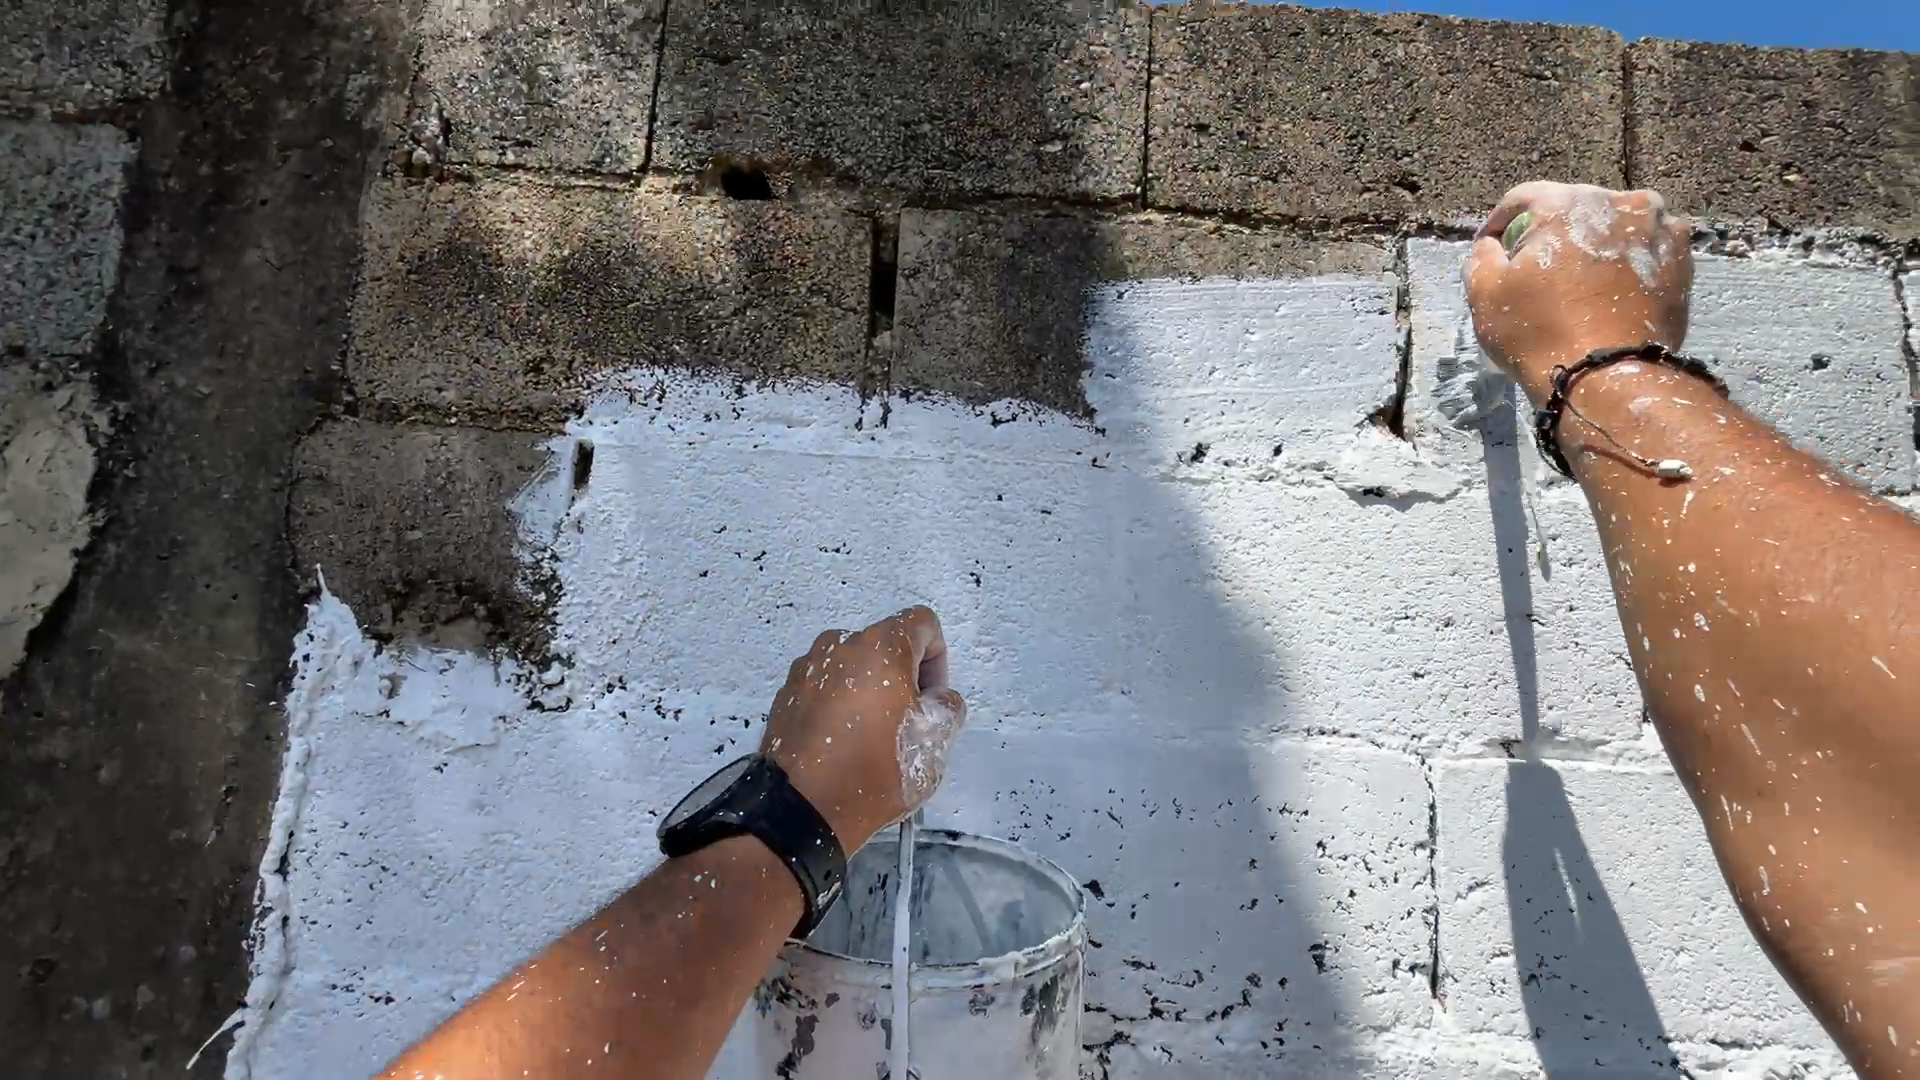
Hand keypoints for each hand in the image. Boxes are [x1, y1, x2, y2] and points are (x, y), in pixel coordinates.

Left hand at [761, 606, 966, 849]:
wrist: (801, 811)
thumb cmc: (876, 769)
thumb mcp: (936, 740)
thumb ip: (949, 704)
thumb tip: (936, 697)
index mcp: (879, 645)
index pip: (923, 623)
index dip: (937, 658)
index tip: (929, 699)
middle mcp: (839, 645)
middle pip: (886, 645)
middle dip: (902, 676)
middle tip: (904, 723)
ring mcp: (806, 668)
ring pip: (853, 666)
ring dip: (868, 689)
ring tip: (868, 736)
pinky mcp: (786, 695)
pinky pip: (825, 687)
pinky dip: (838, 705)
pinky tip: (839, 744)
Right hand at [1466, 181, 1693, 404]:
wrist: (1605, 373)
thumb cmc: (1535, 329)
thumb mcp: (1484, 293)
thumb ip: (1481, 257)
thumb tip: (1489, 245)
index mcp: (1571, 204)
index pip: (1524, 196)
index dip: (1497, 221)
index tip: (1487, 247)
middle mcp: (1624, 203)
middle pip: (1573, 208)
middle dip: (1546, 234)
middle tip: (1528, 269)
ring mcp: (1662, 229)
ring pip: (1611, 227)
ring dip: (1587, 246)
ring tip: (1570, 281)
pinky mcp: (1683, 260)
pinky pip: (1640, 249)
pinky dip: (1618, 263)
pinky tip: (1602, 293)